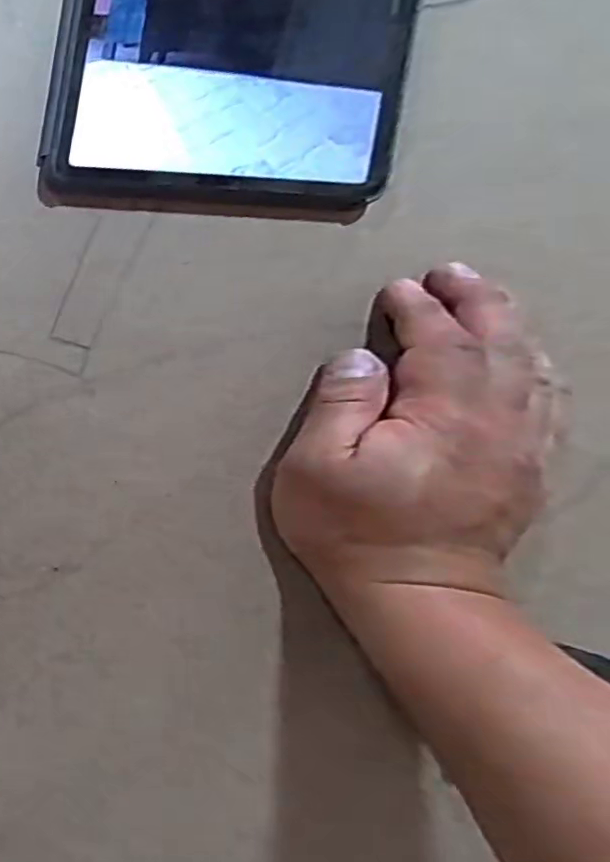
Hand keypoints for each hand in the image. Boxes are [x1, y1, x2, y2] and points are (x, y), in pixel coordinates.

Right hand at [271, 263, 565, 601]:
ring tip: (490, 302)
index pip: (439, 348)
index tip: (400, 287)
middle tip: (454, 273)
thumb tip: (360, 357)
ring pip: (532, 371)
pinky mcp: (525, 467)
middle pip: (499, 349)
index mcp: (442, 418)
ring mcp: (520, 446)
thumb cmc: (346, 524)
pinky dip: (535, 368)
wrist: (414, 588)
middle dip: (479, 305)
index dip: (421, 313)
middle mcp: (496, 424)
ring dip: (512, 329)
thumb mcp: (316, 463)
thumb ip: (341, 405)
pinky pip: (546, 402)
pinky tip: (524, 360)